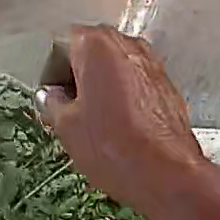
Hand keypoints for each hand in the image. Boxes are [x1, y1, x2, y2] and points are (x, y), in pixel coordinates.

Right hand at [36, 25, 219, 218]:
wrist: (165, 174)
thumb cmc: (114, 148)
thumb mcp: (67, 128)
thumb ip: (53, 104)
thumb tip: (51, 98)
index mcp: (96, 45)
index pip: (60, 46)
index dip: (50, 75)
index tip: (50, 99)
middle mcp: (128, 46)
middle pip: (91, 56)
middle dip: (78, 82)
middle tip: (69, 114)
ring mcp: (153, 67)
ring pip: (116, 73)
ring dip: (103, 93)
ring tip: (95, 127)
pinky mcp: (169, 91)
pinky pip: (137, 90)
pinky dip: (126, 105)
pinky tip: (119, 133)